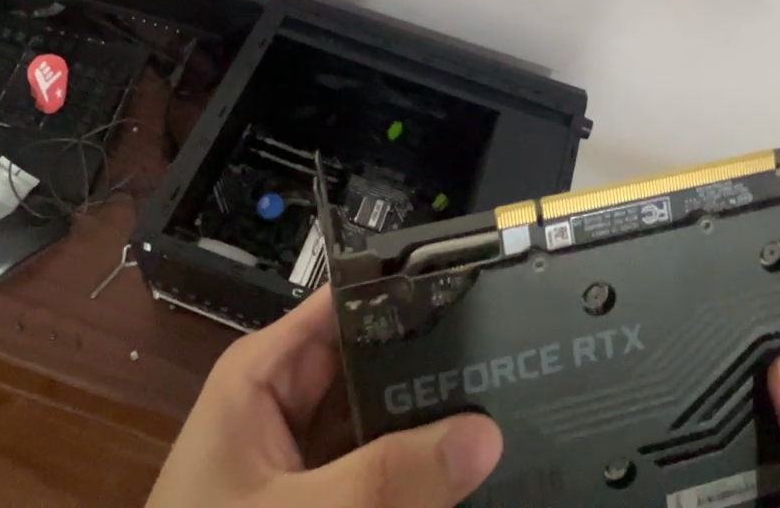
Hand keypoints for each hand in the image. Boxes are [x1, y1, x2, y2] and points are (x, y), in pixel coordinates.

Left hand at [146, 287, 504, 507]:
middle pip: (373, 358)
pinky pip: (375, 465)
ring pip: (380, 416)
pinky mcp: (316, 492)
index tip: (479, 291)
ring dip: (430, 419)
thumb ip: (388, 478)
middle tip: (513, 360)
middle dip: (433, 364)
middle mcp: (288, 394)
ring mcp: (304, 448)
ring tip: (508, 403)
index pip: (347, 304)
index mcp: (266, 369)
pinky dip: (412, 467)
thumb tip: (485, 433)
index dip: (409, 291)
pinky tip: (468, 464)